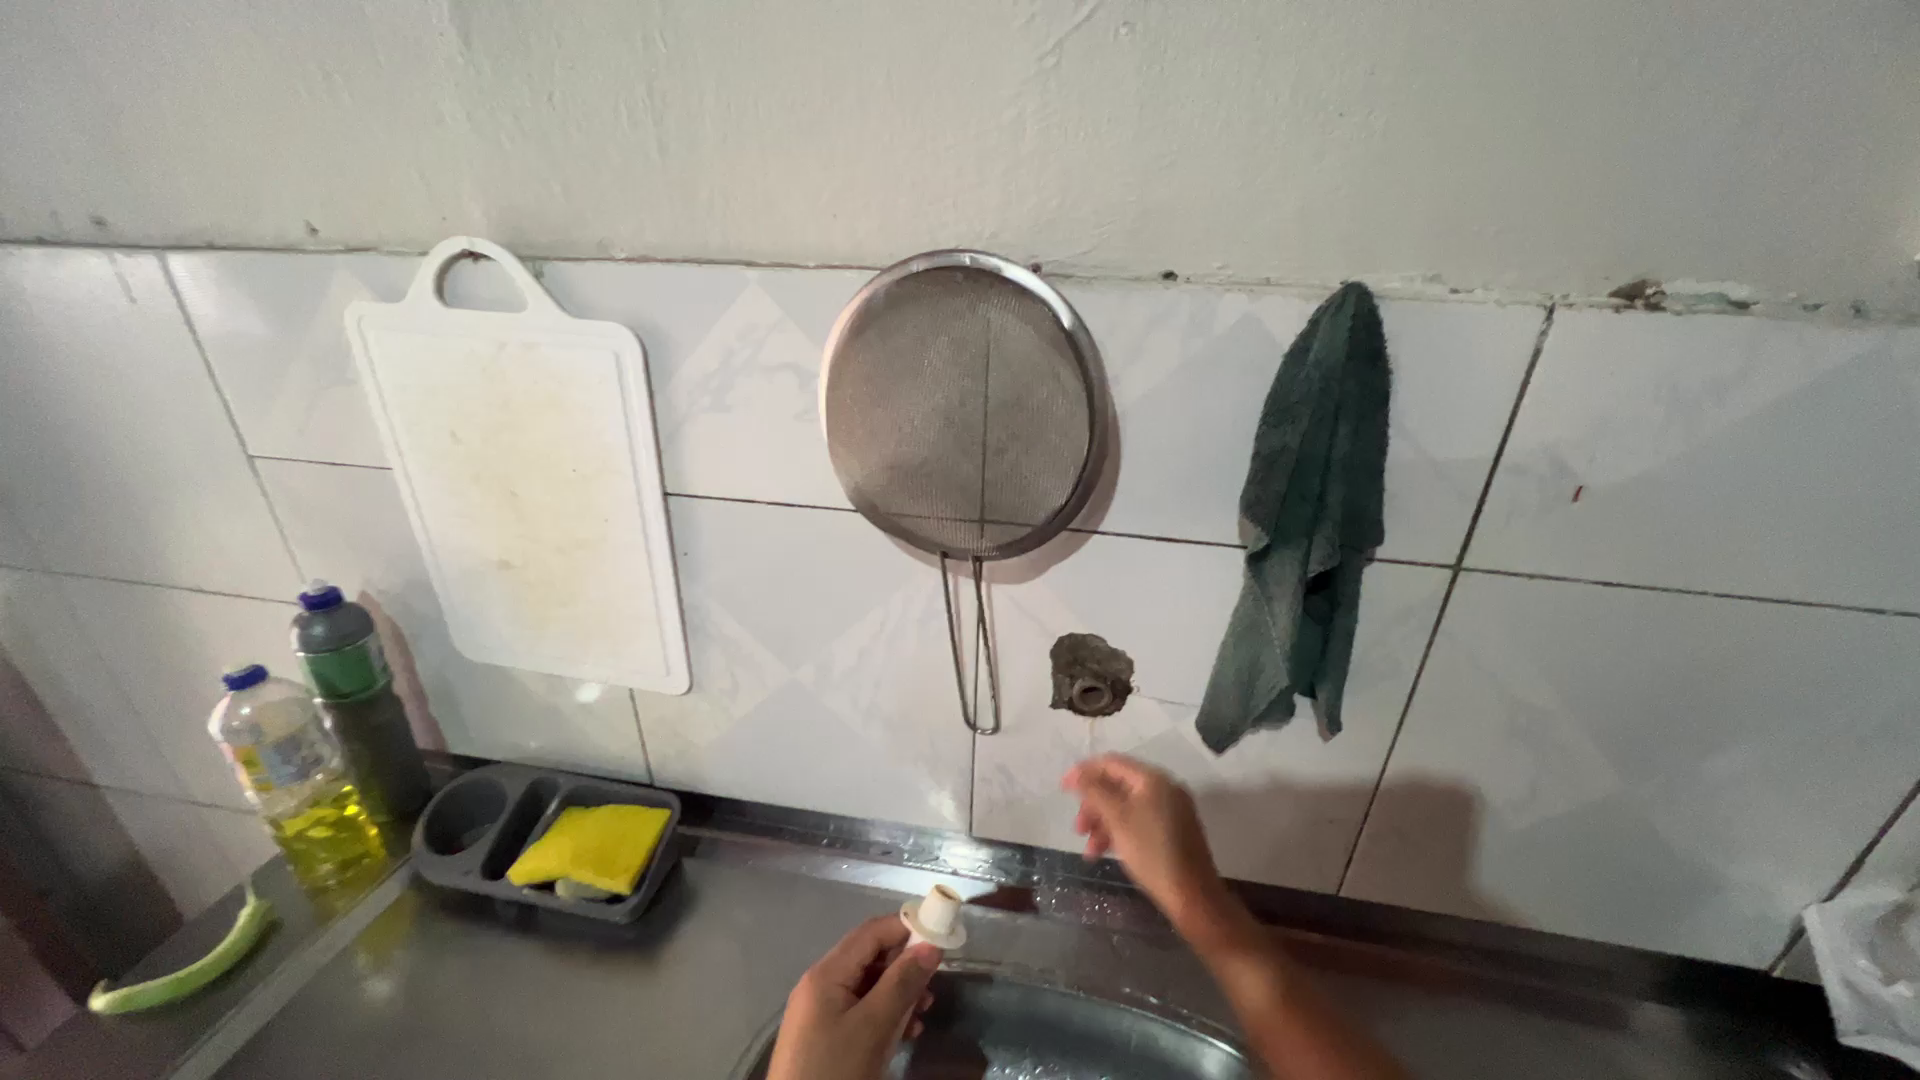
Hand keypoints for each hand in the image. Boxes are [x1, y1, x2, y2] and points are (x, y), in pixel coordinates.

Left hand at [766, 915, 939, 1079]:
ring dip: (899, 992)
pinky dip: (886, 1014)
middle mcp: (821, 983)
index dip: (905, 927)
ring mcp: (821, 1011)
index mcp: (826, 972)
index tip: (939, 937)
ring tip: (925, 1010)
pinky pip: (861, 1010)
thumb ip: (902, 983)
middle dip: (905, 964)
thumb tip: (931, 945)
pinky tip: (908, 1032)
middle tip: (934, 981)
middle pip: (870, 957)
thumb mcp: (873, 1027)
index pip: (871, 931)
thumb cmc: (835, 1071)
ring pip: (868, 986)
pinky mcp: (825, 1036)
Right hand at [1062, 754, 1231, 934]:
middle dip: (1093, 805)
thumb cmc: (1151, 852)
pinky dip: (1119, 832)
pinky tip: (1105, 852)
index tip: (1062, 788)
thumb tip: (1076, 773)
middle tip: (1078, 827)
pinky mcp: (1173, 830)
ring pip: (1126, 807)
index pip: (1111, 763)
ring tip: (1089, 849)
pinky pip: (1138, 821)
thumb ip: (1094, 791)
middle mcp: (1164, 788)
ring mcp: (1171, 809)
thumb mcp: (1117, 819)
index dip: (1084, 772)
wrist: (1193, 896)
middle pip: (1117, 786)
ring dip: (1103, 823)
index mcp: (1152, 779)